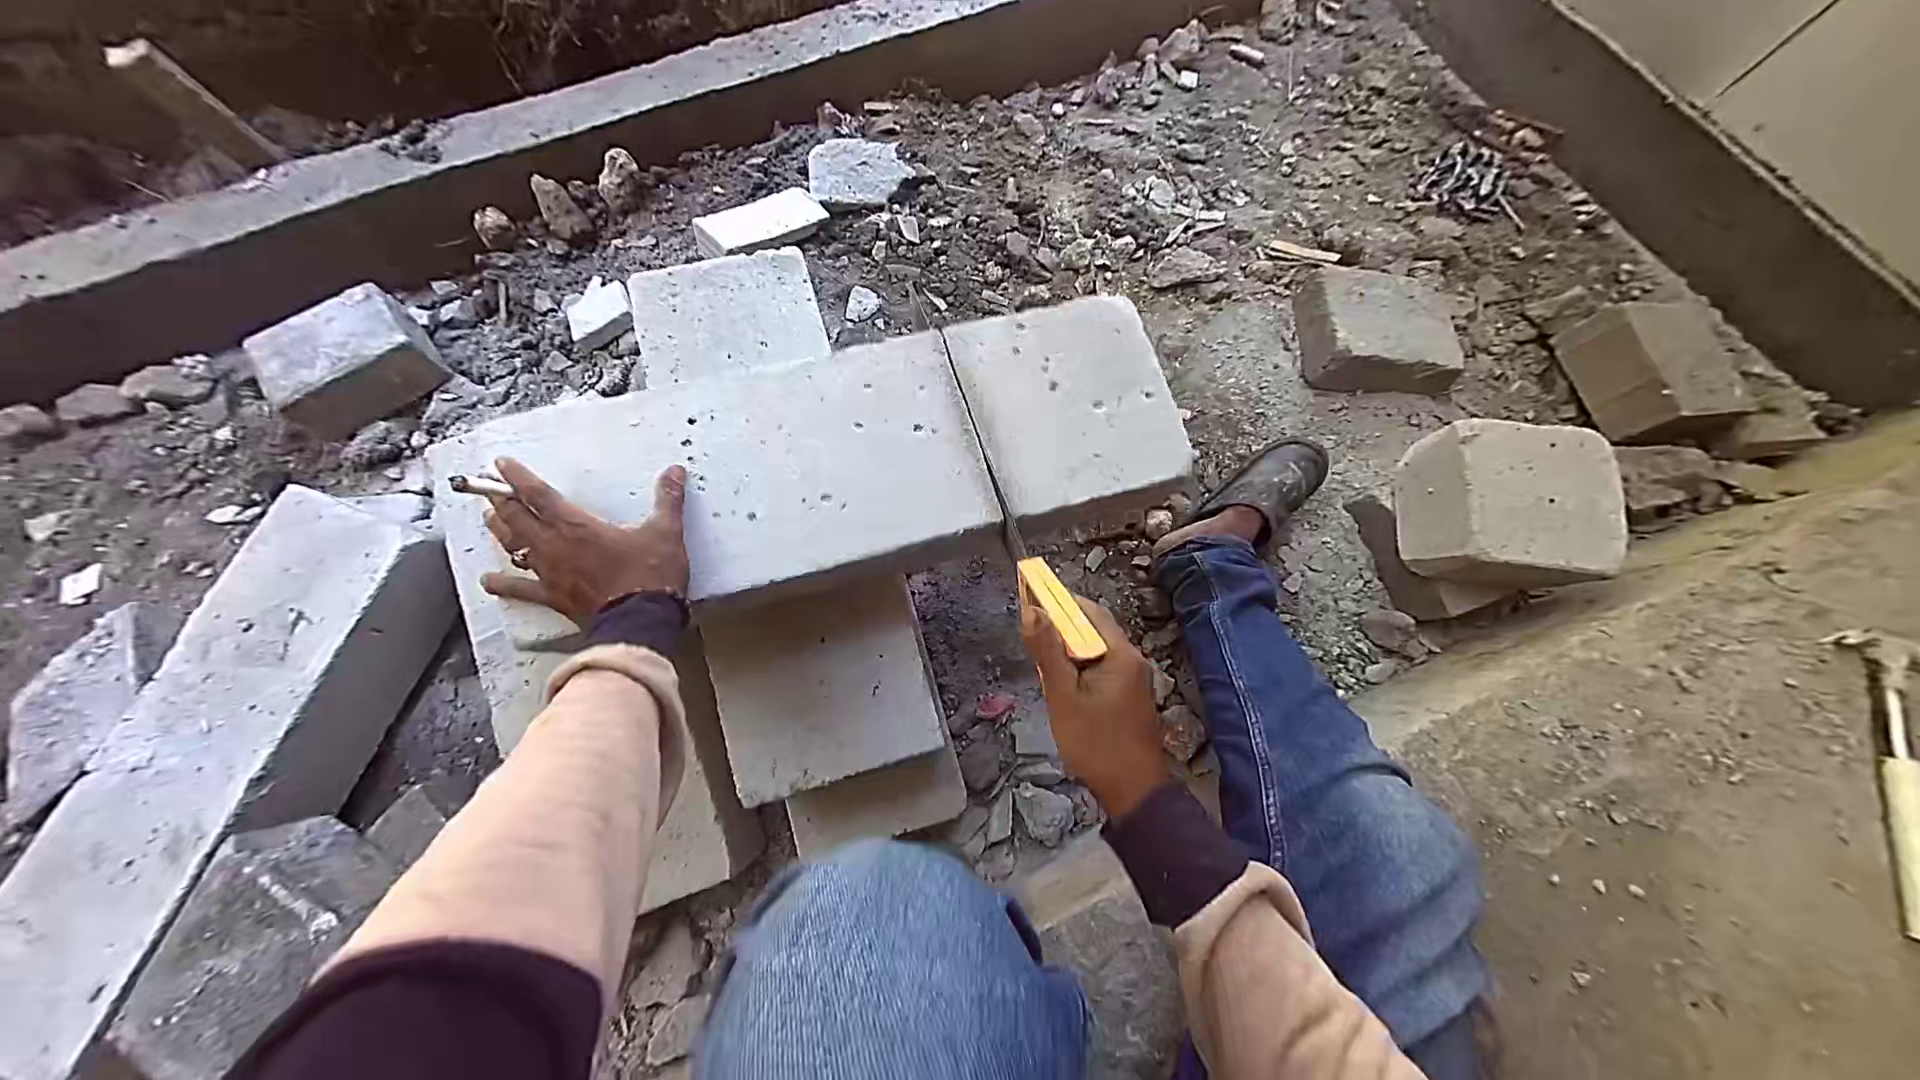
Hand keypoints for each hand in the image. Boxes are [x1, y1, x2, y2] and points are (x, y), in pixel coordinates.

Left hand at [479, 457, 689, 626]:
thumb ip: (668, 500)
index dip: (517, 477)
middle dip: (500, 499)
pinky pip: (521, 589)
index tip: (501, 464)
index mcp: (577, 526)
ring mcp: (550, 573)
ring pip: (513, 546)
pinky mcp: (554, 597)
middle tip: (487, 488)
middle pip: (516, 517)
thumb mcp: (665, 532)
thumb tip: (674, 473)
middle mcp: (554, 546)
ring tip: (490, 518)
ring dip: (499, 530)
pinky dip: (503, 584)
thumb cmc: (651, 575)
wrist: (642, 621)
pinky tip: (489, 580)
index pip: (538, 494)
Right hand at [1019, 588, 1168, 817]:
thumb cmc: (1096, 744)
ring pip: (1096, 649)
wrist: (1133, 792)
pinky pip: (1101, 666)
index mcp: (1121, 655)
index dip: (1060, 602)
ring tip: (1041, 655)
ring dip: (1069, 646)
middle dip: (1062, 624)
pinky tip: (1062, 679)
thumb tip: (1031, 611)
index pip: (1089, 612)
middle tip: (1032, 629)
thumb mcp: (1064, 697)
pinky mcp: (1129, 696)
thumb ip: (1048, 652)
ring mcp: (1133, 679)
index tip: (1032, 598)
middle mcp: (1132, 660)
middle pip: (1094, 628)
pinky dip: (1079, 664)